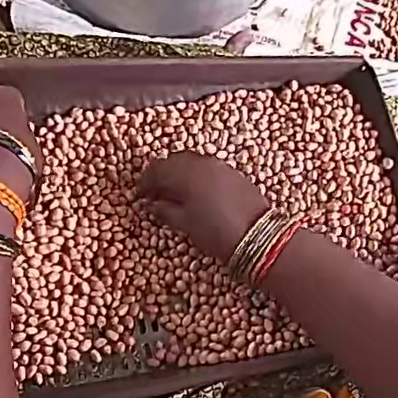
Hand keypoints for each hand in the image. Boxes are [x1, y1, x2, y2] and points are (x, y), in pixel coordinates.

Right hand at [137, 152, 270, 260]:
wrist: (259, 237)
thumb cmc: (216, 232)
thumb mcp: (185, 223)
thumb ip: (165, 210)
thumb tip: (150, 205)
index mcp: (185, 173)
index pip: (157, 170)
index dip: (145, 182)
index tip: (138, 195)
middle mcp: (202, 163)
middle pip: (174, 161)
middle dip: (161, 175)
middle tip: (153, 193)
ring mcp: (220, 166)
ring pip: (192, 163)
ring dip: (179, 174)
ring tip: (174, 194)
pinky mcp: (234, 174)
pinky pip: (208, 168)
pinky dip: (197, 176)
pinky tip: (196, 193)